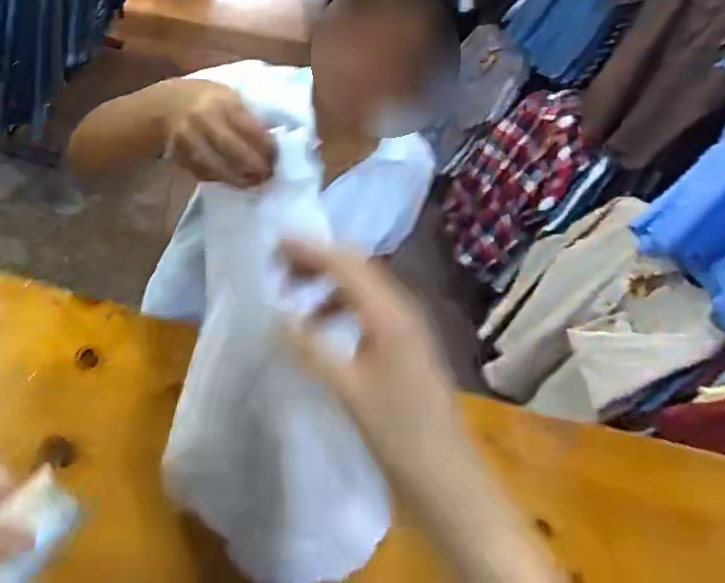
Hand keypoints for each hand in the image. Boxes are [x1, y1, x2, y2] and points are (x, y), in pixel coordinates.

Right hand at [163, 80, 275, 186]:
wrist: (166, 103)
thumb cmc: (206, 98)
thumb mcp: (228, 94)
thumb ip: (246, 114)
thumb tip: (271, 140)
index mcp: (220, 101)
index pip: (248, 127)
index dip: (265, 145)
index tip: (276, 155)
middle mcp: (202, 119)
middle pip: (232, 149)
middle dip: (253, 165)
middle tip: (268, 174)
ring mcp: (187, 139)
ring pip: (216, 166)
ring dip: (238, 178)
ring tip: (254, 182)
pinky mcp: (178, 155)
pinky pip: (202, 173)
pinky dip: (220, 179)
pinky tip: (233, 180)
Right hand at [278, 238, 464, 479]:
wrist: (449, 480)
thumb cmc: (399, 434)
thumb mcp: (348, 390)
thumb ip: (311, 349)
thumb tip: (277, 318)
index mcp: (389, 314)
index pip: (345, 264)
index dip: (309, 250)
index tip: (275, 245)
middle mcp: (401, 308)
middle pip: (355, 266)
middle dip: (316, 259)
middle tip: (278, 265)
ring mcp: (406, 324)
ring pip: (361, 284)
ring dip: (326, 280)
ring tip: (292, 293)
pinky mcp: (405, 341)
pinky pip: (367, 305)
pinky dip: (338, 302)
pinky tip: (319, 324)